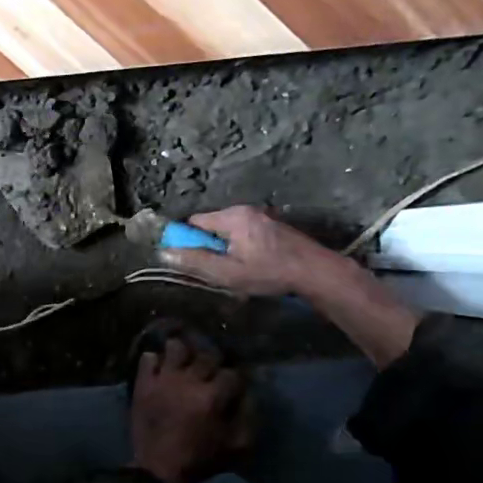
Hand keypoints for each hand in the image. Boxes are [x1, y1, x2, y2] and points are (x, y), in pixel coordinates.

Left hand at [130, 337, 252, 482]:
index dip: (235, 380)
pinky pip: (148, 358)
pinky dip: (155, 361)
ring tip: (184, 364)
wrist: (158, 468)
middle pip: (206, 355)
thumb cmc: (200, 459)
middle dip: (212, 363)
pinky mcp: (143, 384)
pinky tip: (161, 370)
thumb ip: (249, 417)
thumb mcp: (236, 446)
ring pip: (176, 348)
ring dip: (183, 354)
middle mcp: (188, 382)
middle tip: (209, 374)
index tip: (231, 388)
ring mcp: (163, 380)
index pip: (232, 374)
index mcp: (212, 397)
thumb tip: (250, 395)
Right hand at [160, 205, 335, 296]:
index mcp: (232, 217)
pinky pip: (243, 232)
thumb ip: (196, 261)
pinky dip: (240, 246)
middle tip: (218, 269)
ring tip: (237, 269)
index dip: (188, 241)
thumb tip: (165, 253)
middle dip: (209, 246)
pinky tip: (252, 264)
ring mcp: (260, 216)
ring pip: (227, 230)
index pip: (194, 222)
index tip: (194, 259)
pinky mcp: (271, 225)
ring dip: (225, 248)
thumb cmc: (270, 272)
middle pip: (210, 225)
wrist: (317, 272)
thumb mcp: (228, 273)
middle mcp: (245, 210)